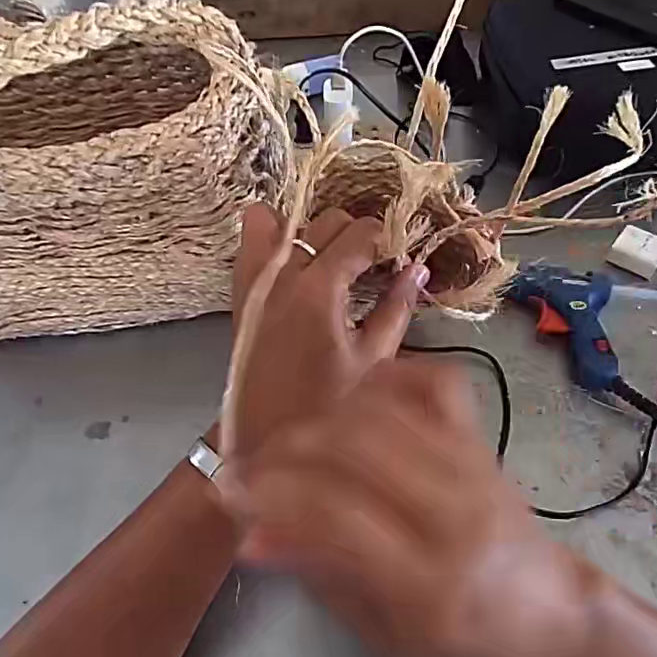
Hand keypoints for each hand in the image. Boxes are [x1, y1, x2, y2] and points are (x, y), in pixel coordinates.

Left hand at [225, 204, 424, 459]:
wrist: (264, 436)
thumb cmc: (325, 406)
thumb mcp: (372, 359)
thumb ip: (396, 307)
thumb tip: (416, 270)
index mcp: (319, 288)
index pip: (360, 233)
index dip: (385, 241)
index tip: (394, 260)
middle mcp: (282, 273)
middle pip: (326, 220)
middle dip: (354, 234)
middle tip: (370, 264)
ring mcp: (254, 278)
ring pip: (282, 219)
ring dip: (312, 229)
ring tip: (331, 258)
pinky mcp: (239, 289)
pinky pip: (251, 240)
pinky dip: (273, 235)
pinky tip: (296, 259)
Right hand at [229, 360, 601, 656]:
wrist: (549, 611)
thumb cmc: (461, 637)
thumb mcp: (383, 630)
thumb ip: (321, 573)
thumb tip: (252, 534)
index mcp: (429, 581)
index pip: (334, 514)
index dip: (272, 496)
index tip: (231, 491)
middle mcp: (455, 512)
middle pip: (354, 447)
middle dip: (286, 450)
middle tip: (253, 464)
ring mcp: (474, 466)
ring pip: (383, 410)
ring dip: (322, 417)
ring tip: (293, 439)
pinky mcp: (483, 439)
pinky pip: (434, 381)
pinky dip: (388, 377)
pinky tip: (357, 398)